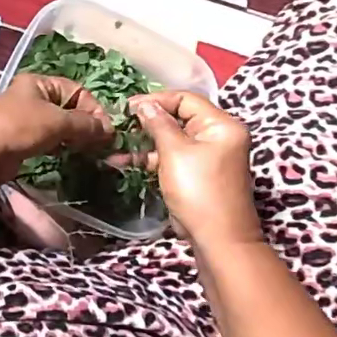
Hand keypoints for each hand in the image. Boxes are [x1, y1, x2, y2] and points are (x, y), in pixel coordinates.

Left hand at [0, 74, 113, 182]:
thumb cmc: (20, 127)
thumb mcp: (58, 121)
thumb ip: (85, 124)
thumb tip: (108, 129)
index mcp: (40, 83)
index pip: (77, 90)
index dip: (94, 109)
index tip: (106, 131)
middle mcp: (33, 97)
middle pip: (69, 107)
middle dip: (87, 124)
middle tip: (101, 143)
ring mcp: (26, 118)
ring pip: (60, 125)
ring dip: (75, 136)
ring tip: (89, 150)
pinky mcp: (22, 139)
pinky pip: (49, 139)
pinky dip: (61, 145)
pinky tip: (69, 154)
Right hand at [128, 91, 261, 248]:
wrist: (218, 238)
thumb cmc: (198, 190)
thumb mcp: (174, 152)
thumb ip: (158, 124)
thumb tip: (143, 104)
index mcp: (221, 125)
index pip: (185, 99)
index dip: (155, 100)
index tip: (127, 107)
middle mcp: (217, 136)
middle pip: (178, 117)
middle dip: (147, 121)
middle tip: (119, 123)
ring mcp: (207, 155)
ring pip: (171, 138)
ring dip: (144, 141)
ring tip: (116, 143)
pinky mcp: (195, 173)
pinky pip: (171, 156)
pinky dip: (151, 158)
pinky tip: (124, 161)